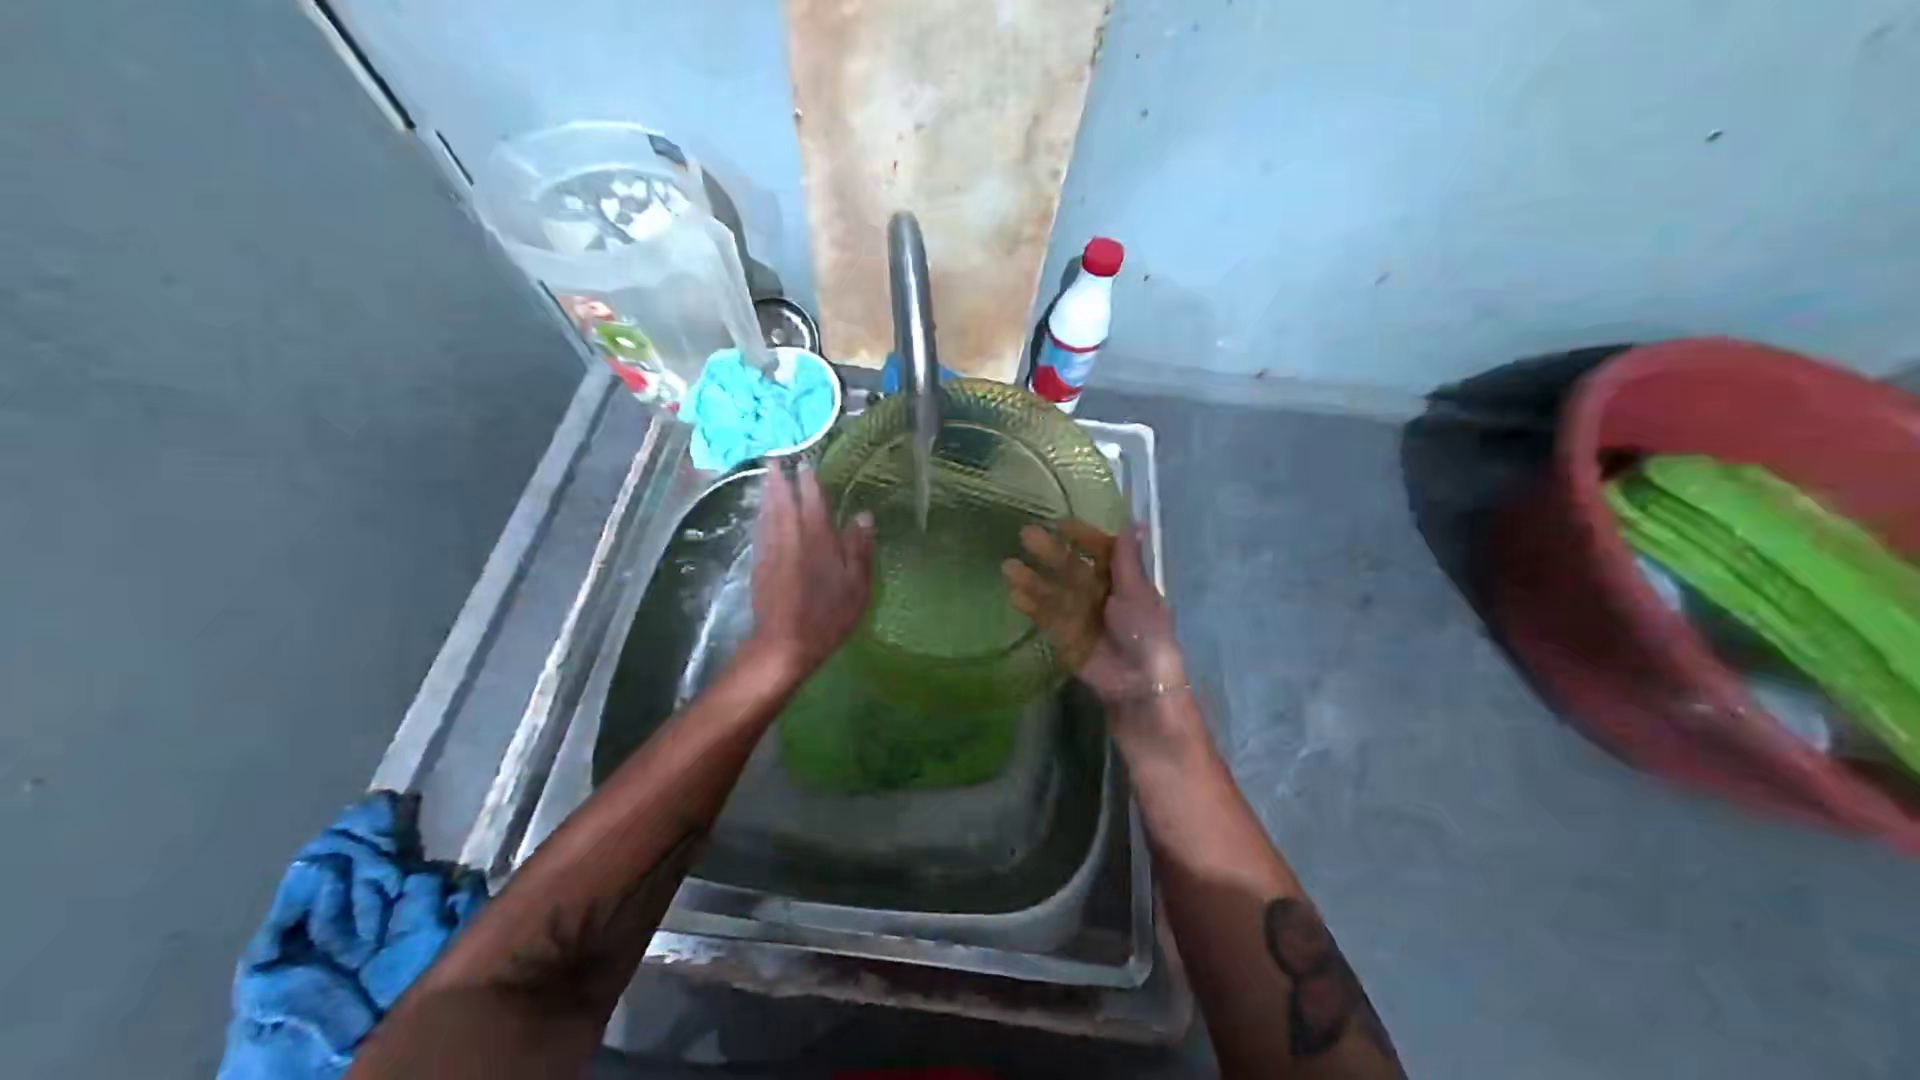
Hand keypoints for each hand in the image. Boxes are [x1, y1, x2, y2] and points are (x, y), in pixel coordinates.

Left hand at [748, 463, 874, 677]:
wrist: (784, 643)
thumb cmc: (828, 615)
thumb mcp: (857, 585)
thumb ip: (859, 547)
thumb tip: (863, 515)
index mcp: (817, 538)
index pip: (812, 499)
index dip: (808, 479)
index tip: (805, 462)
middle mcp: (791, 536)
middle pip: (782, 500)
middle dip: (779, 478)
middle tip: (774, 457)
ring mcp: (771, 550)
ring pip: (768, 512)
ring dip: (767, 492)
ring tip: (767, 476)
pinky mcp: (760, 565)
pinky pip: (760, 529)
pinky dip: (761, 514)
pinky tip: (762, 513)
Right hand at [1002, 519, 1186, 706]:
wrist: (1138, 683)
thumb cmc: (1146, 634)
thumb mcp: (1139, 593)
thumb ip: (1128, 561)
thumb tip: (1134, 522)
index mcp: (1122, 580)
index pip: (1100, 551)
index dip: (1083, 537)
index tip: (1062, 524)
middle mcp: (1099, 593)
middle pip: (1071, 568)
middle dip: (1050, 553)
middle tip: (1026, 535)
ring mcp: (1080, 614)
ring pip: (1053, 591)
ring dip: (1032, 579)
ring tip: (1008, 566)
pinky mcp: (1065, 636)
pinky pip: (1045, 617)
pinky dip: (1031, 606)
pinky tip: (1013, 593)